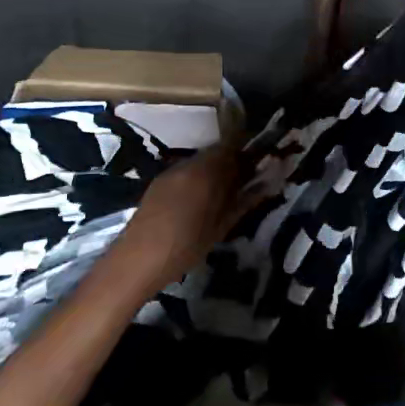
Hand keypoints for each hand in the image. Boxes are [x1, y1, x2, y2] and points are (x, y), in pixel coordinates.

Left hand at [112, 144, 250, 288]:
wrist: (138, 259)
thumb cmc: (186, 246)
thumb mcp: (221, 227)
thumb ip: (245, 200)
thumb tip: (266, 183)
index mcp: (206, 171)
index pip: (232, 147)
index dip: (247, 153)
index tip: (258, 167)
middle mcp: (188, 164)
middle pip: (215, 153)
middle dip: (231, 163)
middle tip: (242, 184)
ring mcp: (170, 171)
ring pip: (199, 162)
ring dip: (213, 171)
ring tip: (221, 195)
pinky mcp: (158, 181)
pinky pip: (185, 171)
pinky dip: (197, 178)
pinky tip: (198, 200)